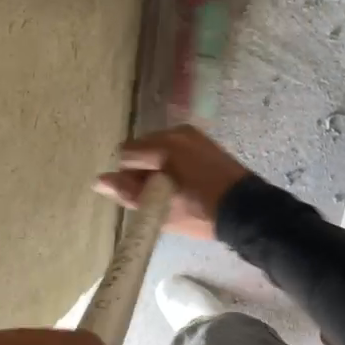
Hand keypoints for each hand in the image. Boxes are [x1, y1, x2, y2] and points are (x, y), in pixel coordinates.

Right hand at [93, 125, 251, 239]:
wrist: (246, 210)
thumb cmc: (199, 212)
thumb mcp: (159, 208)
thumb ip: (127, 192)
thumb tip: (99, 181)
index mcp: (162, 146)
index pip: (126, 155)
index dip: (128, 177)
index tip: (142, 196)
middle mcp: (175, 132)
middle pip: (142, 148)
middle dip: (143, 169)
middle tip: (157, 196)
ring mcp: (192, 134)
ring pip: (159, 147)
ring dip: (158, 165)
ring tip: (173, 191)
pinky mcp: (204, 141)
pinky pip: (176, 148)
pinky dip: (174, 162)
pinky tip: (185, 182)